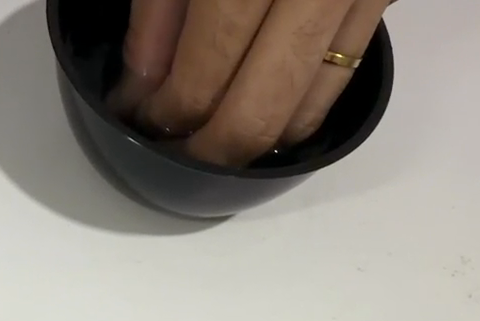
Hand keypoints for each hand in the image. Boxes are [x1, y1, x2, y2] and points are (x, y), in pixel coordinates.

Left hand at [107, 0, 393, 165]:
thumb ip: (160, 4)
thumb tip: (143, 81)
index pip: (201, 78)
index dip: (163, 113)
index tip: (136, 113)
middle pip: (254, 113)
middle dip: (204, 148)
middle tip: (172, 140)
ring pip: (300, 108)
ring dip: (249, 140)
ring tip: (208, 132)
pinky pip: (343, 74)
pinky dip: (298, 111)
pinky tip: (265, 109)